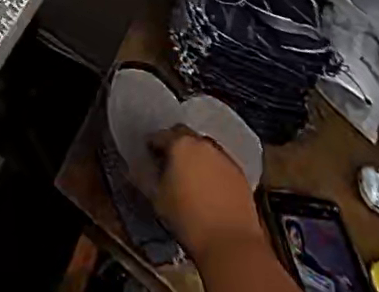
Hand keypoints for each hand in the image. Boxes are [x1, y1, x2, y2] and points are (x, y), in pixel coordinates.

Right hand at [147, 126, 265, 262]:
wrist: (231, 244)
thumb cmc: (188, 219)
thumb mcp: (157, 199)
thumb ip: (146, 177)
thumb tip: (139, 168)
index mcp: (180, 144)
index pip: (160, 135)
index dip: (152, 144)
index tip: (149, 154)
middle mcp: (203, 143)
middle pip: (184, 135)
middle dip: (174, 144)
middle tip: (168, 161)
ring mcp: (224, 156)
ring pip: (204, 148)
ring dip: (195, 155)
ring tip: (190, 175)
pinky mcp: (240, 173)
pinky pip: (220, 163)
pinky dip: (212, 168)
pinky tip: (209, 186)